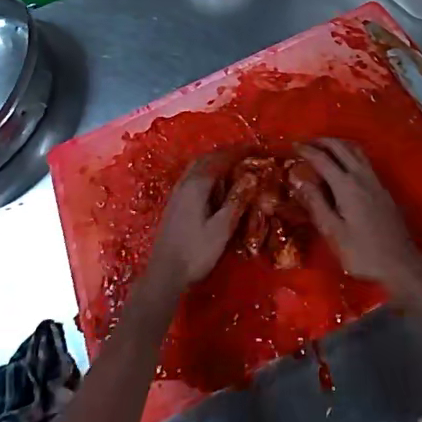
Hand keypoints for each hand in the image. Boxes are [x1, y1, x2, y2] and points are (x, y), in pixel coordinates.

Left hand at [144, 153, 246, 293]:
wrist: (165, 272)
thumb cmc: (196, 252)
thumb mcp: (222, 229)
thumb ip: (236, 201)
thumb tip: (252, 177)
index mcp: (197, 185)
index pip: (220, 159)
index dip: (239, 151)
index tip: (257, 148)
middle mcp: (185, 183)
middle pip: (206, 158)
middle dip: (226, 153)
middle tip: (247, 154)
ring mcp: (177, 192)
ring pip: (197, 166)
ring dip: (215, 160)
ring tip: (234, 164)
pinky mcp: (174, 202)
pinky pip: (192, 176)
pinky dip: (207, 171)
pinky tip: (215, 183)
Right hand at [293, 139, 421, 285]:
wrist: (401, 264)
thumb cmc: (363, 253)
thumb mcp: (333, 232)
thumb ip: (316, 203)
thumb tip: (298, 179)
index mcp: (347, 186)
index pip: (322, 159)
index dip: (306, 151)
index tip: (292, 146)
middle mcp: (362, 177)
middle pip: (341, 148)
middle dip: (321, 141)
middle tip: (305, 143)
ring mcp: (375, 181)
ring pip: (355, 150)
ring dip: (337, 144)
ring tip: (323, 148)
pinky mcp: (383, 189)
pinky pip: (364, 160)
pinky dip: (349, 153)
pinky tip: (344, 164)